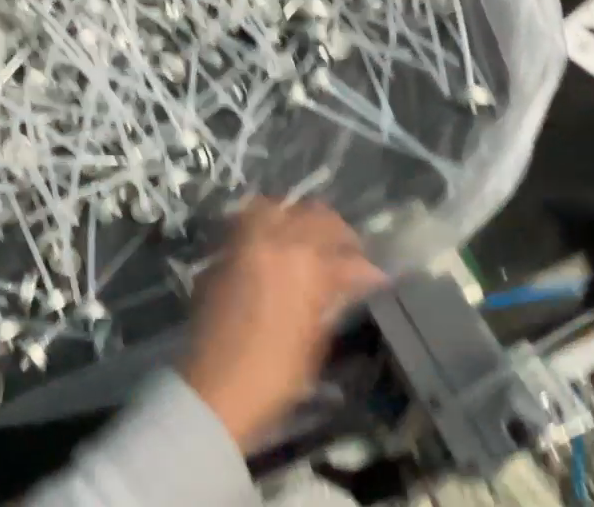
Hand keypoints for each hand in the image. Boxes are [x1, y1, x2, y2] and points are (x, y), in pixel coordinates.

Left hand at [182, 199, 385, 450]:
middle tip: (347, 251)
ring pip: (277, 207)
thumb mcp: (316, 339)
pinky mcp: (222, 251)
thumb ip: (331, 298)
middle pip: (315, 216)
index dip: (366, 268)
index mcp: (307, 265)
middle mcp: (276, 241)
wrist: (217, 386)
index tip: (375, 277)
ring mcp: (244, 241)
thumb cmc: (276, 374)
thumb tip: (347, 281)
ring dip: (297, 218)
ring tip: (308, 237)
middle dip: (337, 232)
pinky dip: (265, 224)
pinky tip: (275, 245)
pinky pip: (247, 221)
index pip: (348, 255)